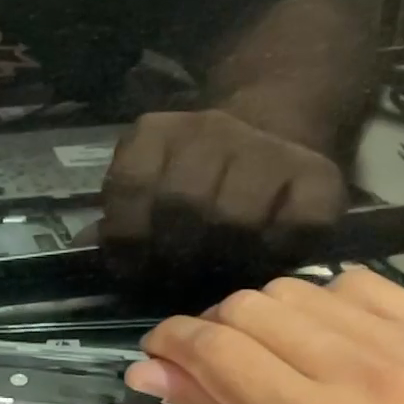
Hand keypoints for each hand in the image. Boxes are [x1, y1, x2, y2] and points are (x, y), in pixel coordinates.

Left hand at [99, 108, 345, 275]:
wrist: (271, 122)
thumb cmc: (193, 169)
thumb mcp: (146, 176)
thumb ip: (119, 215)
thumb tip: (83, 257)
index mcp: (155, 132)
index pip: (130, 185)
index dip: (125, 235)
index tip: (129, 270)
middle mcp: (208, 131)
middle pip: (183, 204)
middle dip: (171, 253)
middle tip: (172, 281)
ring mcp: (266, 149)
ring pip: (236, 219)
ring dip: (220, 259)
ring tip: (211, 278)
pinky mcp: (319, 174)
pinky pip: (296, 226)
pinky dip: (275, 253)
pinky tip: (259, 261)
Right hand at [127, 271, 403, 403]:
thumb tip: (145, 368)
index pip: (211, 348)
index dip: (168, 341)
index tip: (158, 353)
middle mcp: (366, 377)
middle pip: (245, 307)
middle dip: (213, 330)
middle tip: (220, 364)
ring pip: (294, 289)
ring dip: (266, 317)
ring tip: (280, 353)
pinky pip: (359, 284)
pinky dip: (326, 304)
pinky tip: (334, 340)